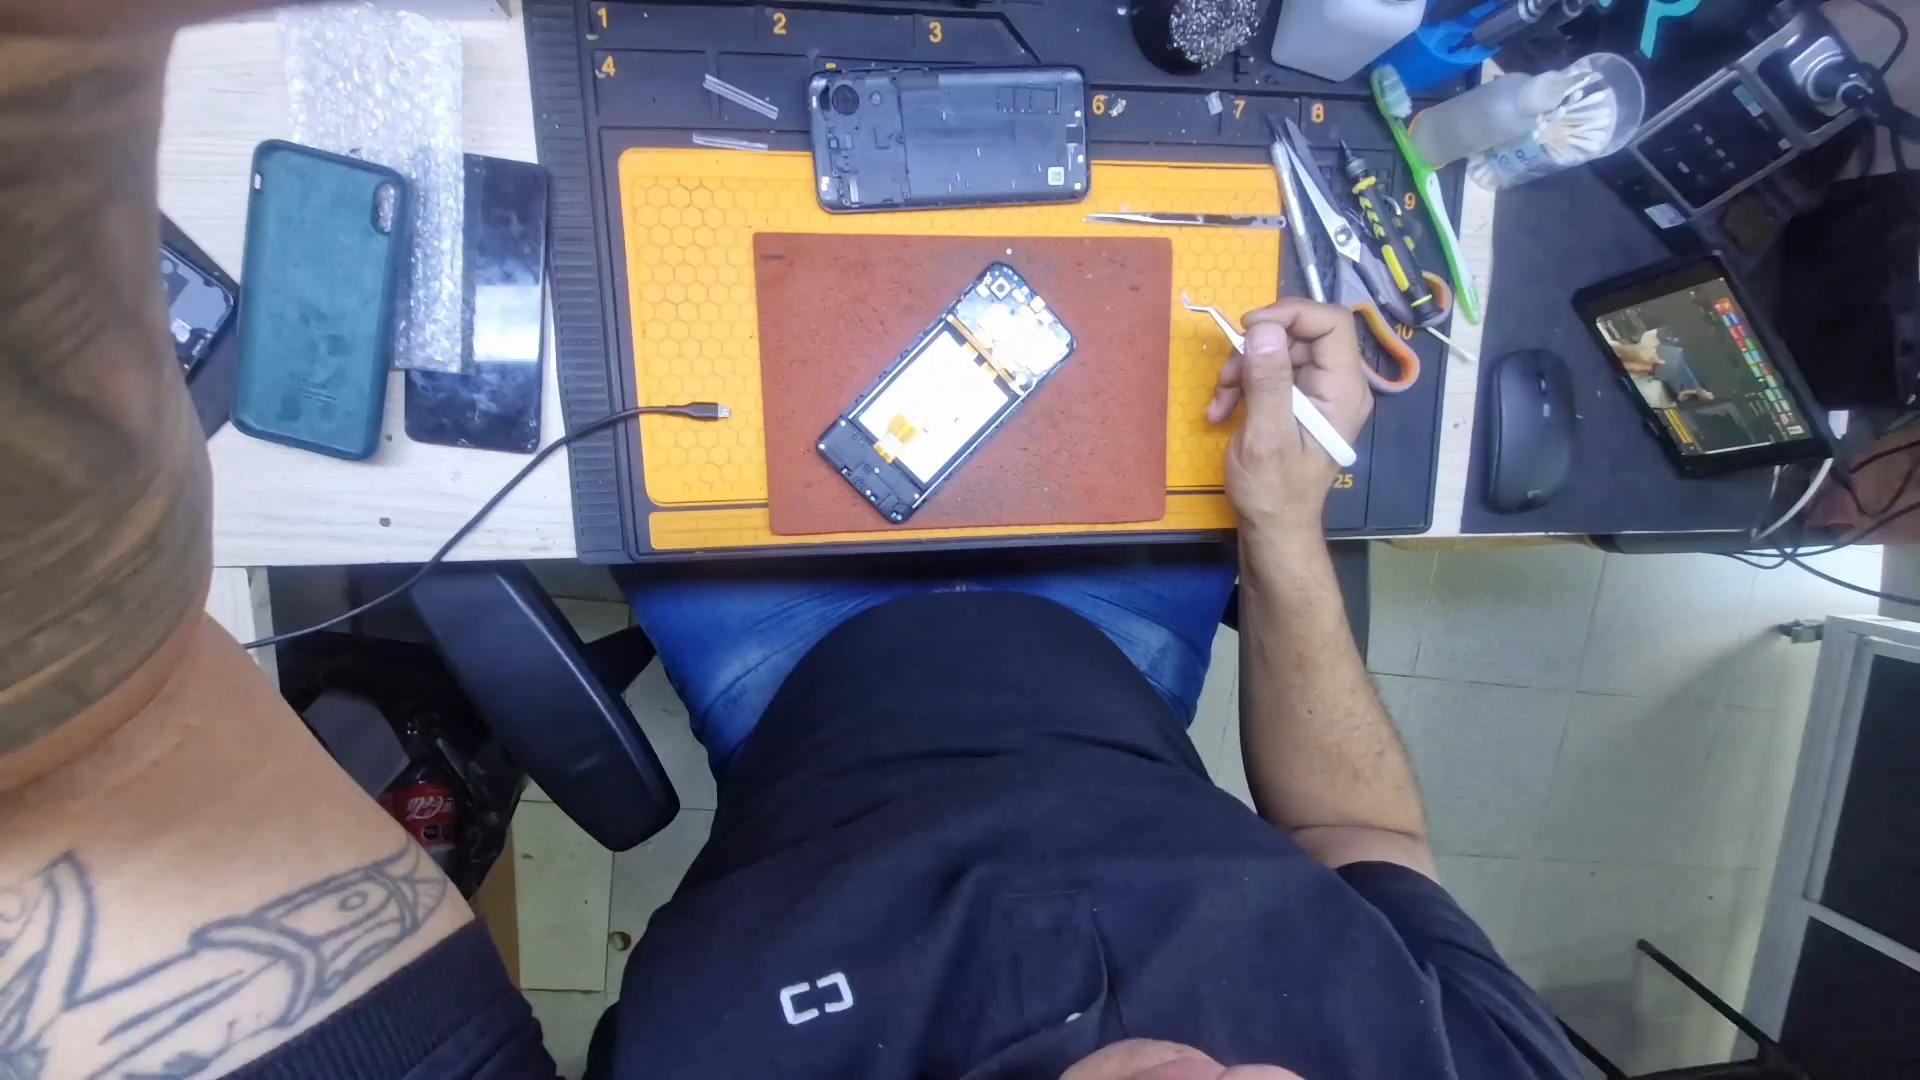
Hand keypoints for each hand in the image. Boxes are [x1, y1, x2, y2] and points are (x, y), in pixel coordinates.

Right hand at [1205, 298, 1372, 538]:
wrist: (1272, 528)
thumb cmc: (1273, 491)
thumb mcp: (1266, 438)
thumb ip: (1268, 382)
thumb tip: (1263, 330)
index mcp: (1342, 390)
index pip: (1330, 323)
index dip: (1289, 314)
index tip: (1248, 328)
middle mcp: (1336, 385)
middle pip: (1299, 336)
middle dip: (1256, 350)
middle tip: (1225, 377)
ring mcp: (1316, 395)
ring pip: (1278, 353)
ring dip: (1241, 371)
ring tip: (1219, 403)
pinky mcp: (1295, 404)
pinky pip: (1269, 375)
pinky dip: (1241, 386)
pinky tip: (1222, 411)